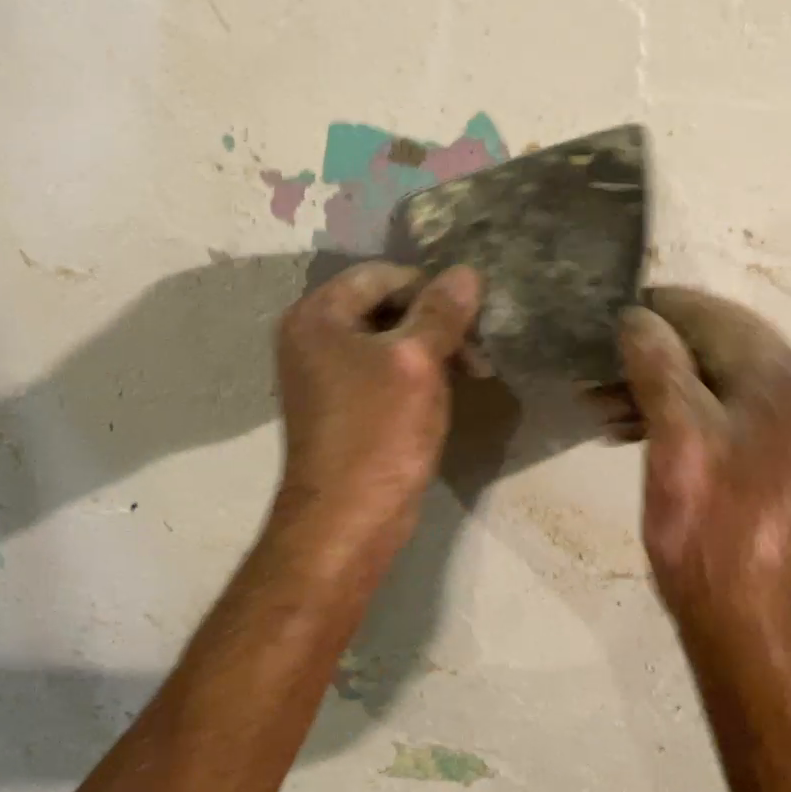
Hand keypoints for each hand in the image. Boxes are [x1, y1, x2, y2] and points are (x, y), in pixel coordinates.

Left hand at [273, 262, 480, 544]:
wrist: (346, 519)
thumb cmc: (379, 434)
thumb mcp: (417, 363)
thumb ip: (441, 313)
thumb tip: (466, 272)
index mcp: (317, 316)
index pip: (382, 275)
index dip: (431, 289)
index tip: (472, 319)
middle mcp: (311, 338)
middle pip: (383, 306)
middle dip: (435, 323)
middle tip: (478, 351)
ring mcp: (323, 375)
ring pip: (386, 342)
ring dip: (430, 351)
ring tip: (473, 371)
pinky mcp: (340, 407)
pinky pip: (381, 374)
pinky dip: (413, 376)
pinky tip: (444, 392)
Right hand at [613, 287, 790, 616]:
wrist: (732, 606)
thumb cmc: (704, 526)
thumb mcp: (675, 438)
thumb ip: (658, 367)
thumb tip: (636, 318)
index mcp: (790, 385)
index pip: (723, 319)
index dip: (665, 310)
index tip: (613, 311)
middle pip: (721, 347)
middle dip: (656, 352)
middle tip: (599, 363)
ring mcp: (790, 428)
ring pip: (716, 380)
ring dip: (659, 384)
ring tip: (601, 402)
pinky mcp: (771, 454)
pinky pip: (721, 412)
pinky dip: (676, 412)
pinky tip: (627, 427)